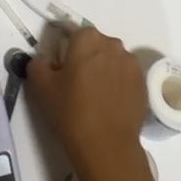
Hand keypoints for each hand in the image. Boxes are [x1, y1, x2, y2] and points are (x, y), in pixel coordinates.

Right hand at [27, 27, 147, 168]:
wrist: (107, 145)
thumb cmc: (71, 111)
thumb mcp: (41, 87)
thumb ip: (37, 65)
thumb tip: (44, 63)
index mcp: (87, 38)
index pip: (74, 35)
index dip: (66, 52)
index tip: (62, 71)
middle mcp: (113, 44)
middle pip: (95, 46)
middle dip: (87, 59)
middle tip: (76, 85)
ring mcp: (131, 64)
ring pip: (112, 61)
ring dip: (104, 71)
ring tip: (96, 98)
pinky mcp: (143, 83)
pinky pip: (126, 77)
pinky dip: (118, 85)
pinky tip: (110, 106)